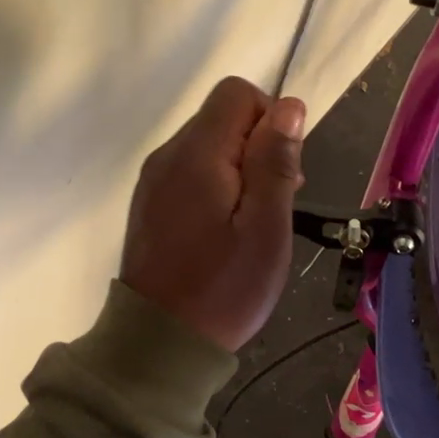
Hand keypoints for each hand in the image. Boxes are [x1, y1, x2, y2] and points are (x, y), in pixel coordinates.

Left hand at [121, 76, 306, 351]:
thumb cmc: (222, 289)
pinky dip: (216, 186)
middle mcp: (167, 156)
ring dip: (239, 168)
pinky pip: (190, 172)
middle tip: (273, 204)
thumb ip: (275, 162)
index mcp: (196, 154)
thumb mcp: (265, 227)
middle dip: (257, 145)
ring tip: (252, 223)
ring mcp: (153, 180)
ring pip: (207, 145)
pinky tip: (224, 230)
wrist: (158, 344)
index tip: (283, 169)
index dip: (271, 117)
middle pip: (220, 116)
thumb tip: (290, 105)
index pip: (236, 93)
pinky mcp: (149, 203)